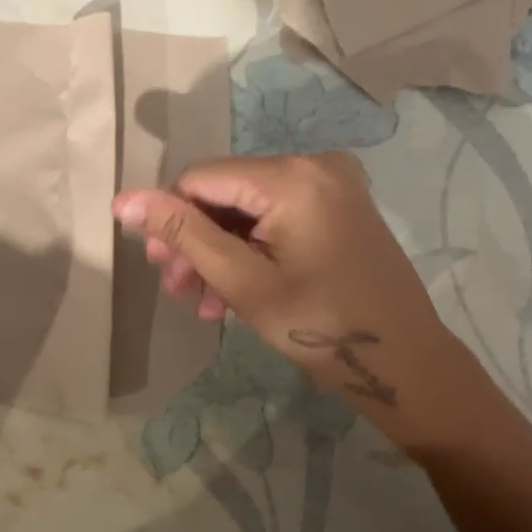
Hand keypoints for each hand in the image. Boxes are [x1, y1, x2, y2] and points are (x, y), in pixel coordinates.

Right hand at [113, 153, 486, 447]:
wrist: (409, 367)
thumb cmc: (321, 326)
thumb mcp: (241, 281)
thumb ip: (182, 234)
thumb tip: (122, 200)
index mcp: (290, 176)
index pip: (199, 178)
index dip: (169, 218)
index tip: (158, 266)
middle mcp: (312, 164)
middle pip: (224, 193)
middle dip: (194, 240)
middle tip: (176, 288)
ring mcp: (331, 184)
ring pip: (246, 208)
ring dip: (218, 251)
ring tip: (201, 301)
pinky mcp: (339, 205)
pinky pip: (275, 216)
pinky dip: (250, 249)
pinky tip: (231, 292)